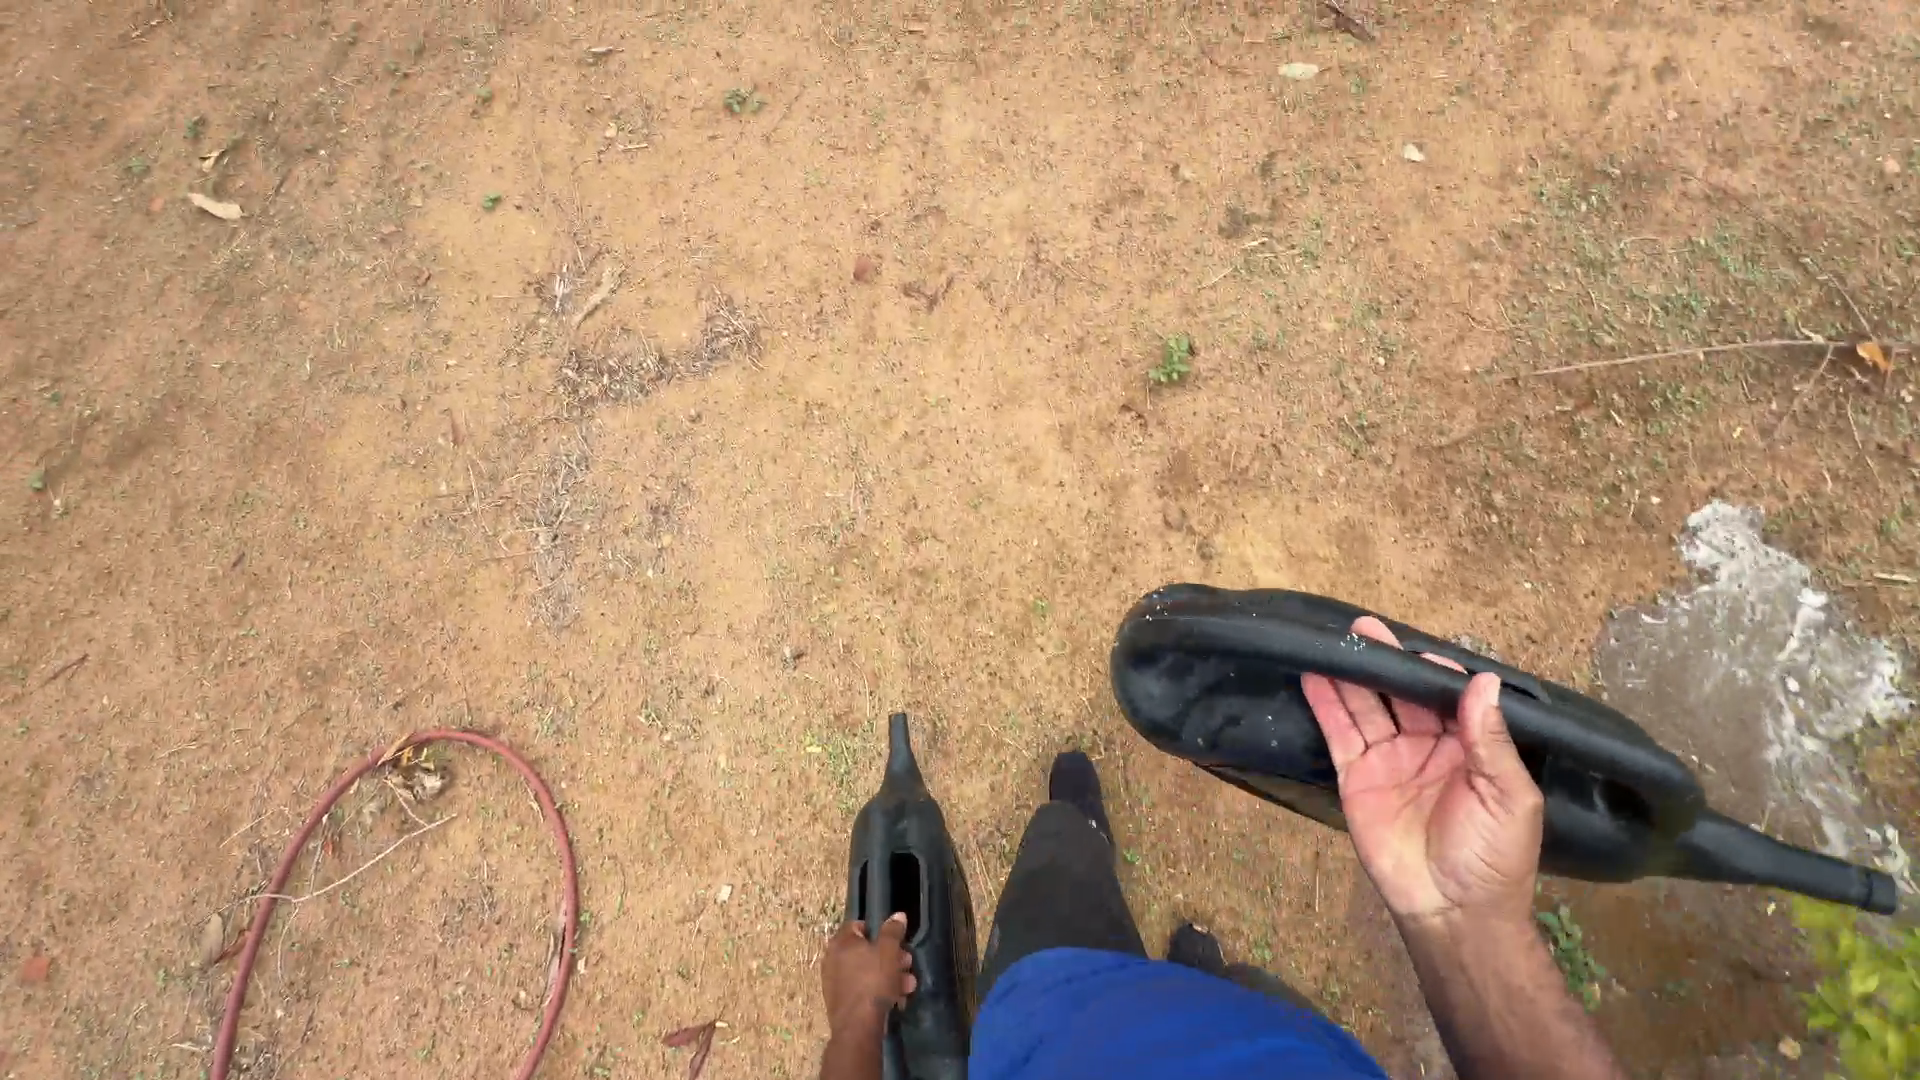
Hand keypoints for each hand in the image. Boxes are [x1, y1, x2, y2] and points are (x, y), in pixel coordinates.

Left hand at [821, 913, 916, 1036]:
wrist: (858, 1027)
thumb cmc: (873, 980)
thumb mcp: (888, 950)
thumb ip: (893, 930)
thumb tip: (898, 915)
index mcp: (841, 942)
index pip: (858, 925)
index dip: (878, 930)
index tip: (895, 939)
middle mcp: (833, 960)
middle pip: (866, 951)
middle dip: (890, 956)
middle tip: (907, 962)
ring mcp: (835, 984)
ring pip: (867, 972)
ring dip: (889, 975)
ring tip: (909, 984)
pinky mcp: (841, 1004)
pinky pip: (863, 990)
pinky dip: (878, 991)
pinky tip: (897, 999)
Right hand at [1301, 617, 1544, 929]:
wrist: (1450, 909)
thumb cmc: (1493, 855)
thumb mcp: (1509, 797)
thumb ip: (1490, 740)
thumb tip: (1483, 681)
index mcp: (1468, 746)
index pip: (1447, 696)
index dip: (1430, 671)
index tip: (1413, 649)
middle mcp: (1424, 744)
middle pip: (1399, 694)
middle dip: (1382, 661)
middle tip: (1363, 627)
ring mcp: (1386, 758)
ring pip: (1365, 706)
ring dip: (1349, 674)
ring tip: (1333, 642)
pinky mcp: (1355, 774)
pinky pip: (1339, 732)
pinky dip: (1325, 704)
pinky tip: (1314, 676)